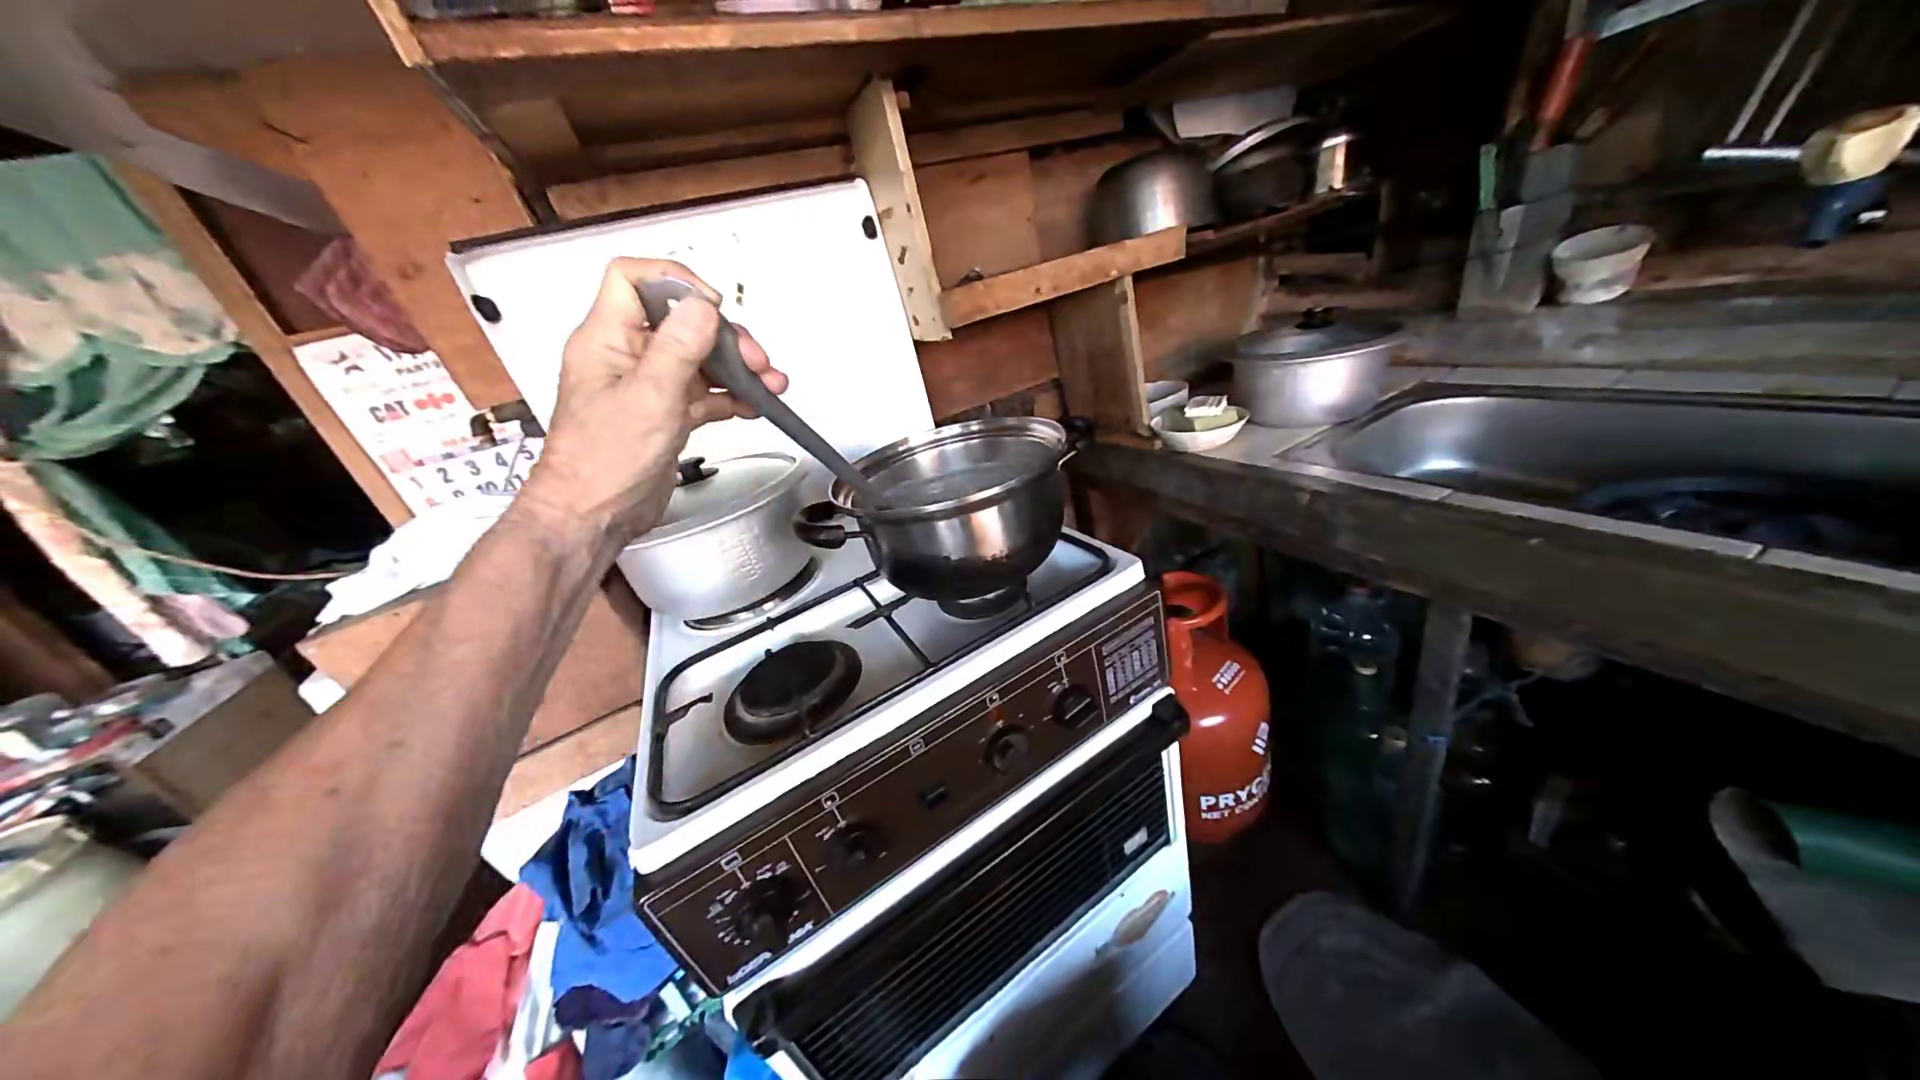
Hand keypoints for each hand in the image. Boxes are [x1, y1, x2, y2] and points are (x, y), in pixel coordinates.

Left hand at [517, 258, 787, 543]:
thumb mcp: (648, 398)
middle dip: (723, 336)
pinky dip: (731, 396)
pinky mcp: (666, 414)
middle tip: (750, 357)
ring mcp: (648, 386)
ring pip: (700, 359)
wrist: (594, 514)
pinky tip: (752, 403)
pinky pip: (705, 393)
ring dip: (737, 367)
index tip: (710, 305)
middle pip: (682, 322)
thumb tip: (700, 308)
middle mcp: (627, 358)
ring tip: (765, 381)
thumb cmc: (599, 464)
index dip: (675, 282)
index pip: (633, 280)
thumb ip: (677, 349)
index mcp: (606, 340)